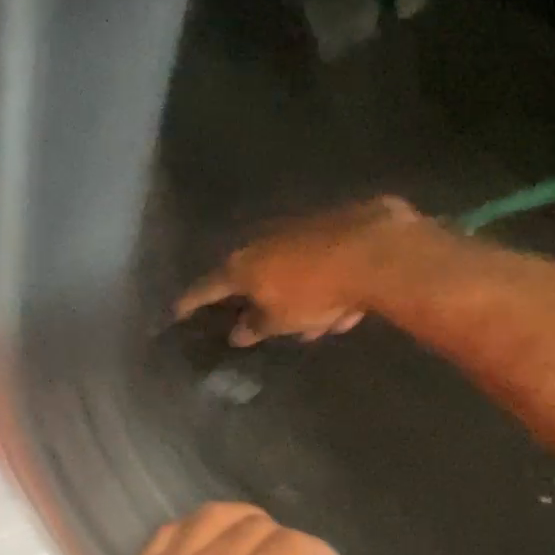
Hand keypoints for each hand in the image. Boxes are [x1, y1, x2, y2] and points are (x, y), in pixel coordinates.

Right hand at [175, 196, 451, 345]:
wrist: (376, 250)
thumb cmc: (315, 292)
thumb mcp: (281, 321)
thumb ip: (256, 326)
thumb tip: (239, 331)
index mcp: (242, 266)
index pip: (206, 287)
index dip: (190, 302)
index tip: (177, 312)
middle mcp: (263, 241)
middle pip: (251, 275)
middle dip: (259, 299)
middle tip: (266, 323)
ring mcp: (298, 228)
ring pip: (290, 270)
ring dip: (300, 296)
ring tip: (323, 322)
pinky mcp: (333, 224)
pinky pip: (321, 262)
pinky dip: (327, 283)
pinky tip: (348, 305)